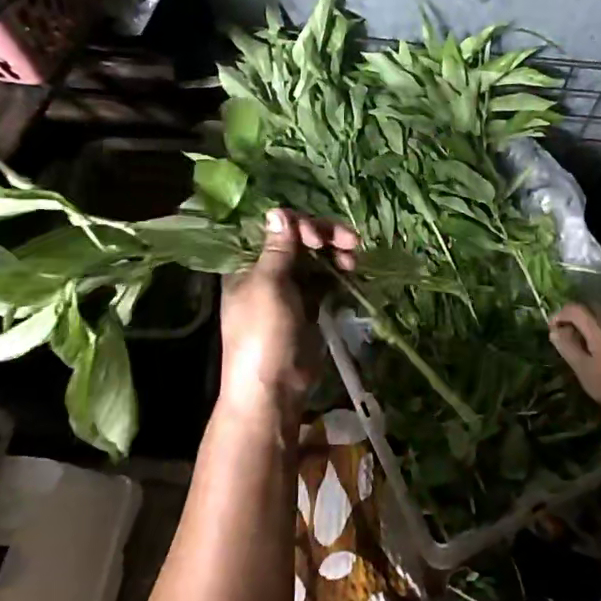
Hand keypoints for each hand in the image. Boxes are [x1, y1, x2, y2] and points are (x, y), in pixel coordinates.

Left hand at [218, 209, 357, 412]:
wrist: (272, 390)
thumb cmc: (262, 334)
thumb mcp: (268, 286)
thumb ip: (278, 249)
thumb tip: (278, 210)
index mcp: (246, 264)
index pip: (272, 229)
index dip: (297, 224)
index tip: (316, 236)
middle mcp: (266, 271)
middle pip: (297, 241)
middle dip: (323, 236)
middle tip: (349, 241)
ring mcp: (288, 290)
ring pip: (314, 260)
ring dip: (334, 254)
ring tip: (354, 260)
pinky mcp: (308, 308)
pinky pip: (324, 281)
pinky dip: (338, 274)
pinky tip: (353, 273)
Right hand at [547, 302, 600, 425]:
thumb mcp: (584, 371)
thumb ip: (568, 347)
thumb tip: (555, 330)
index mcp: (599, 328)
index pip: (575, 308)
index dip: (559, 315)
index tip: (552, 330)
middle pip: (591, 308)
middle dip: (574, 317)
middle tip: (566, 335)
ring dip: (592, 322)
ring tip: (586, 339)